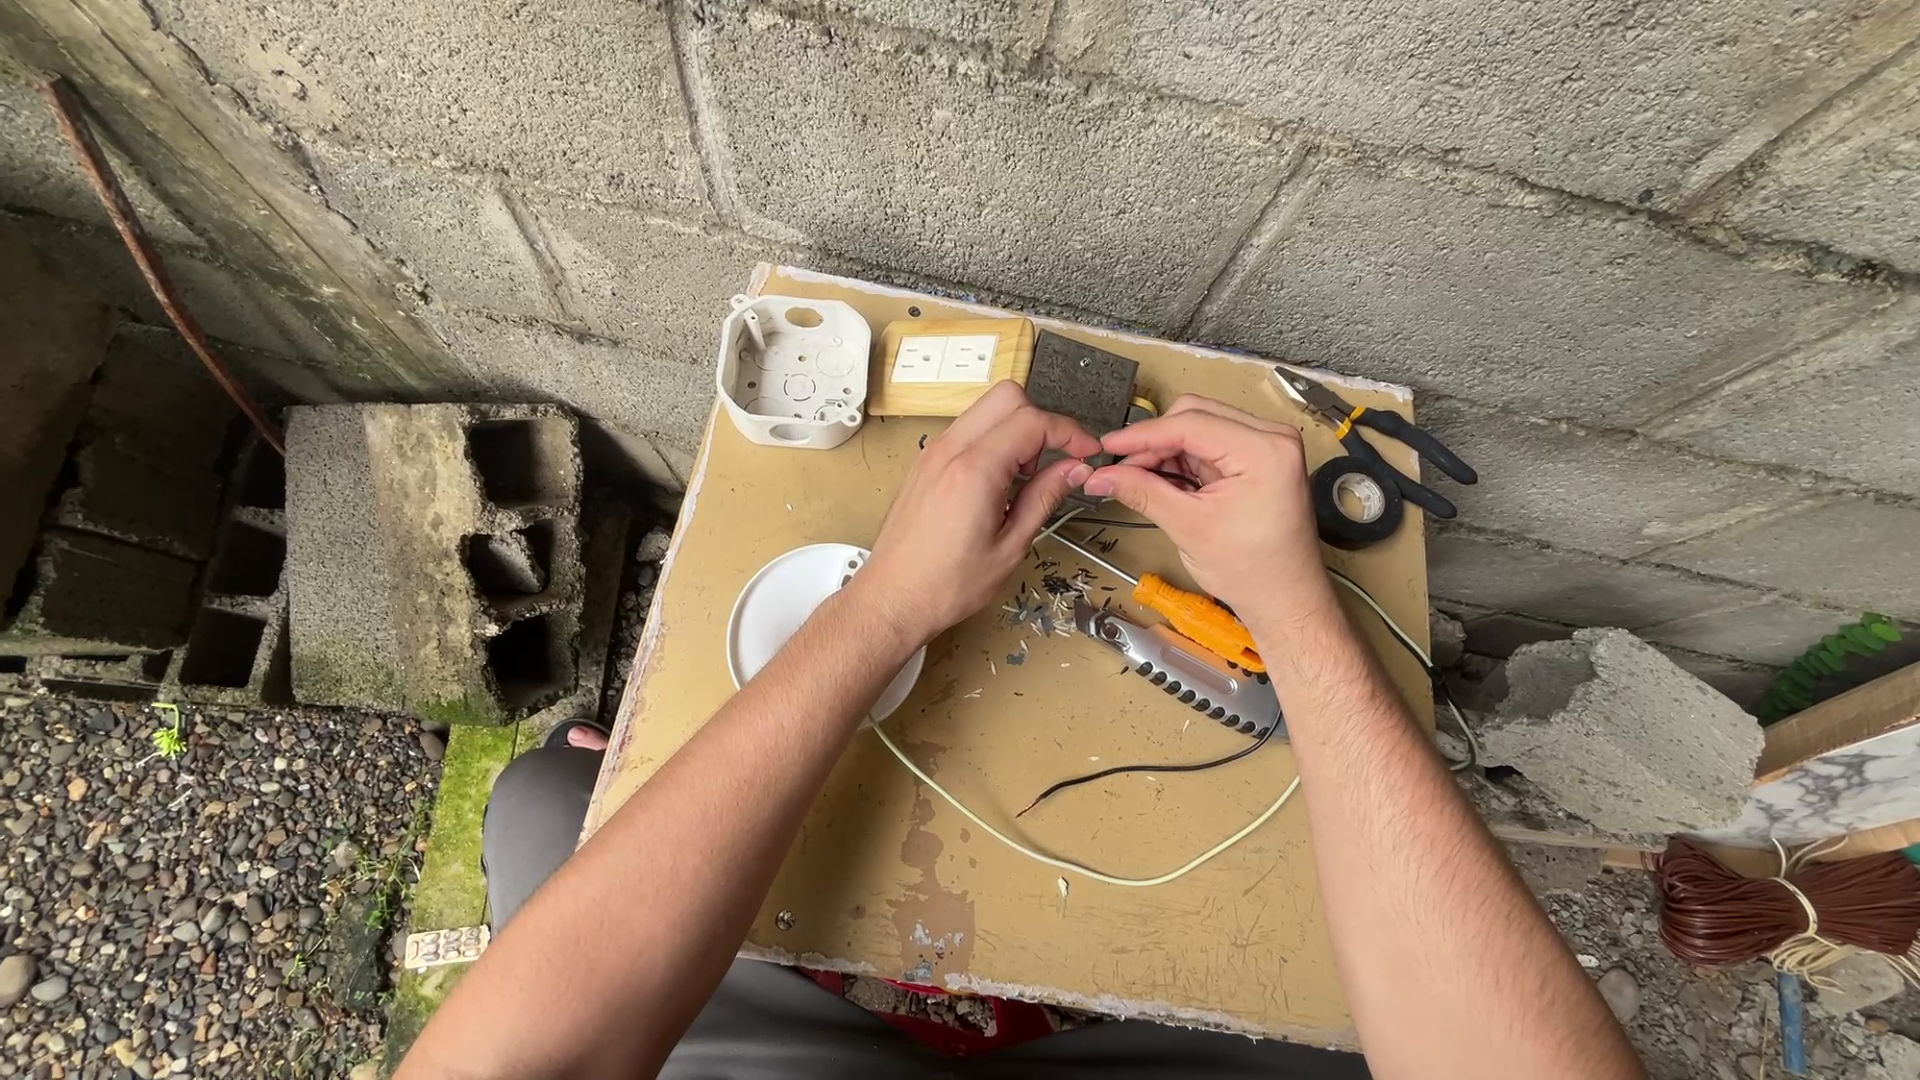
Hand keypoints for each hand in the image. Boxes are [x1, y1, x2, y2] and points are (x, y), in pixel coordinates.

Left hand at [855, 381, 1100, 644]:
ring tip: (1024, 478)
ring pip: (985, 410)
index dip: (1069, 432)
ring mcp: (932, 453)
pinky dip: (992, 441)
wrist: (893, 598)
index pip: (1032, 422)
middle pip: (1007, 397)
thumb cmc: (945, 585)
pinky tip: (999, 482)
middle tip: (1052, 462)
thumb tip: (1074, 470)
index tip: (1086, 452)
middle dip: (1040, 421)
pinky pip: (967, 430)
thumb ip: (1045, 498)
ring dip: (1015, 430)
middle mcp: (949, 451)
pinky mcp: (925, 463)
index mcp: (974, 470)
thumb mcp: (1011, 546)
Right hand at [1083, 395, 1335, 629]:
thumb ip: (1142, 492)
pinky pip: (1207, 446)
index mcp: (1264, 451)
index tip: (1109, 446)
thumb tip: (1101, 476)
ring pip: (1197, 428)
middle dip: (1154, 442)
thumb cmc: (1252, 570)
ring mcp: (1264, 446)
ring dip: (1165, 452)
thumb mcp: (1188, 527)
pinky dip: (1180, 461)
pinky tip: (1162, 483)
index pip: (1190, 424)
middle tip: (1122, 469)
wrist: (1282, 597)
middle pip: (1194, 416)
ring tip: (1140, 481)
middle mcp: (1270, 438)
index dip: (1142, 435)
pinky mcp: (1255, 459)